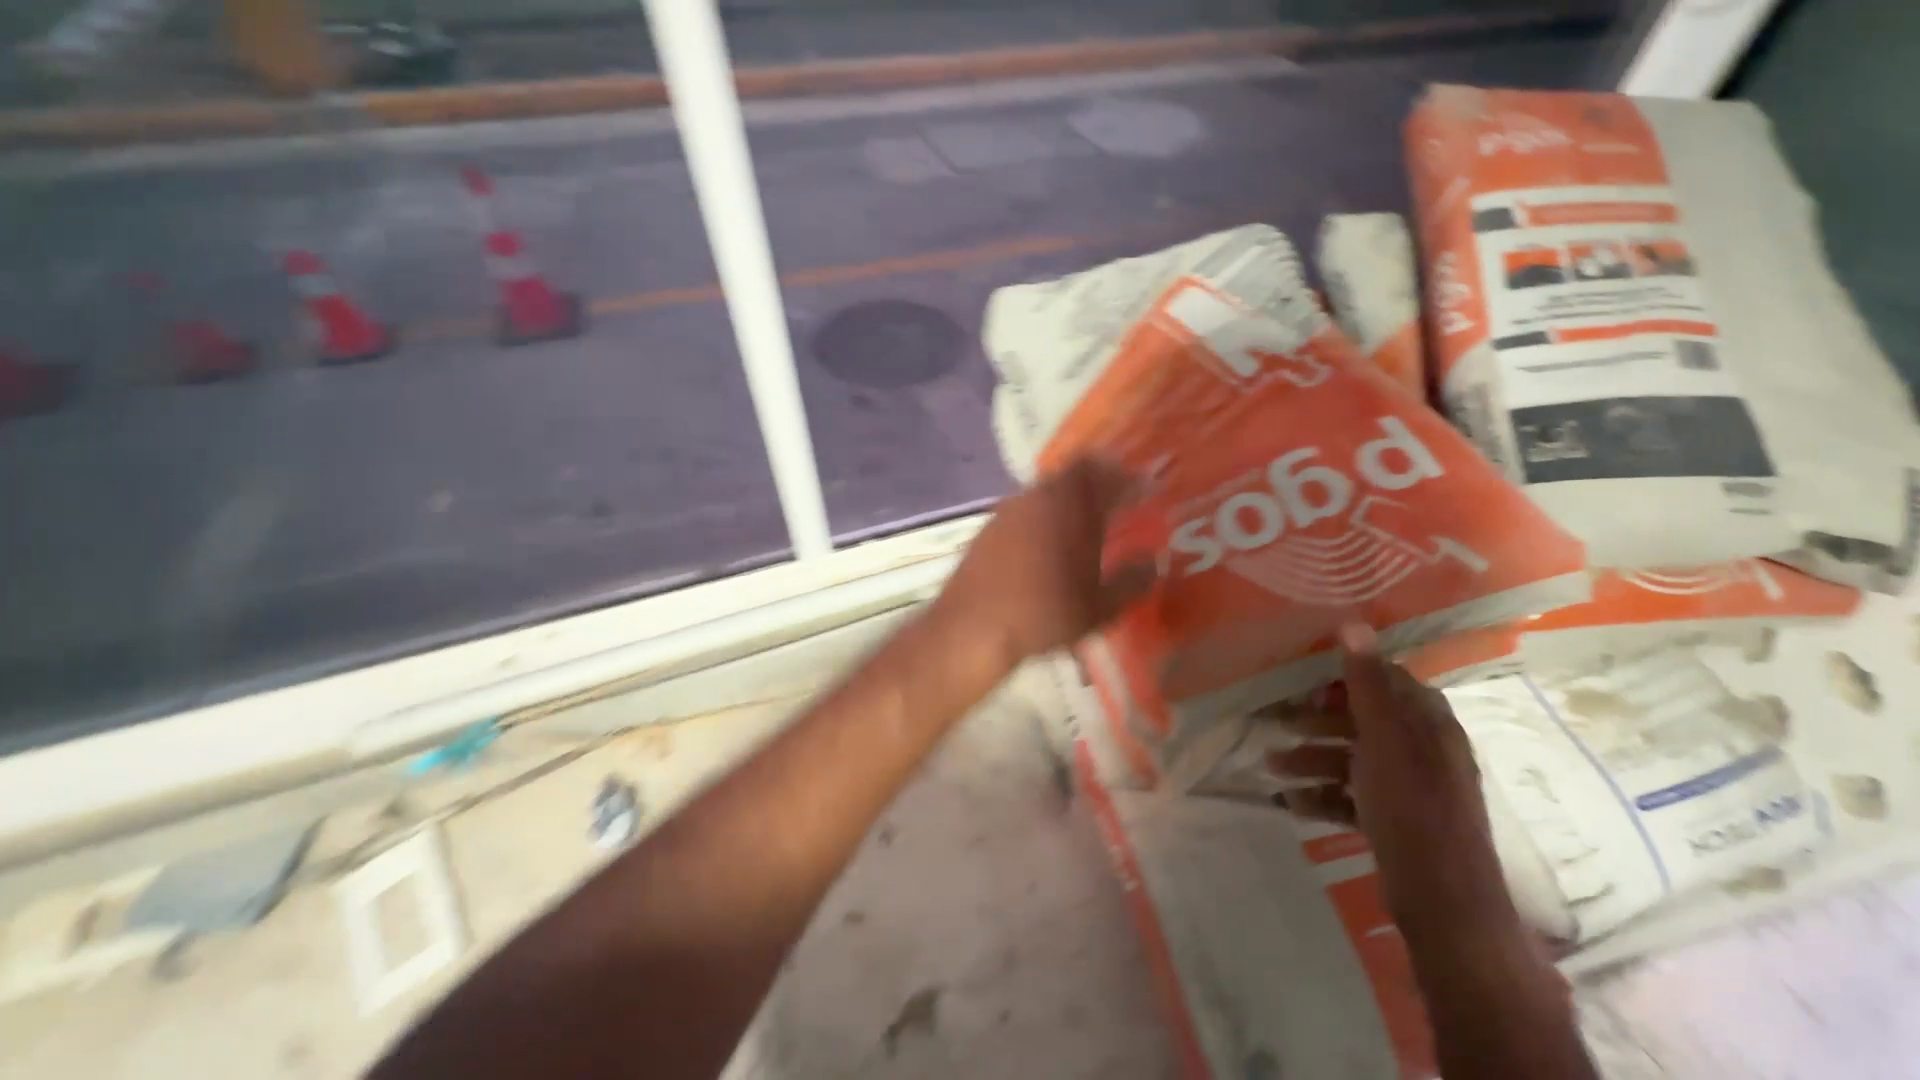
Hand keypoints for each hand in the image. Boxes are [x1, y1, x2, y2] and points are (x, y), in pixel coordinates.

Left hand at [931, 458, 1156, 674]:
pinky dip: (1043, 516)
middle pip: (1075, 473)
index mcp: (1074, 506)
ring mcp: (1009, 508)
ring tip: (1085, 524)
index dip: (1130, 477)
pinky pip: (1026, 508)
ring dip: (1069, 499)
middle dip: (1099, 482)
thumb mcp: (1100, 608)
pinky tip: (1047, 543)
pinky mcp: (988, 526)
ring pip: (1048, 489)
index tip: (1146, 489)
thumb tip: (1153, 562)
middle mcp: (1041, 496)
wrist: (972, 628)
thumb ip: (1132, 581)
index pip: (1108, 473)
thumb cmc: (1044, 615)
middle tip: (1117, 501)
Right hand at [1270, 624, 1518, 939]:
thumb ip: (1366, 684)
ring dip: (1312, 760)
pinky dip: (1324, 796)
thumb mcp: (1385, 740)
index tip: (1305, 685)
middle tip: (1277, 725)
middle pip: (1363, 722)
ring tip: (1273, 768)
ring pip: (1353, 760)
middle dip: (1317, 723)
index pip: (1387, 682)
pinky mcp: (1395, 822)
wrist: (1442, 897)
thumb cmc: (1411, 807)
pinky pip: (1353, 797)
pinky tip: (1293, 804)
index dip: (1345, 681)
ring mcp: (1409, 788)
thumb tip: (1353, 624)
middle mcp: (1423, 749)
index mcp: (1429, 722)